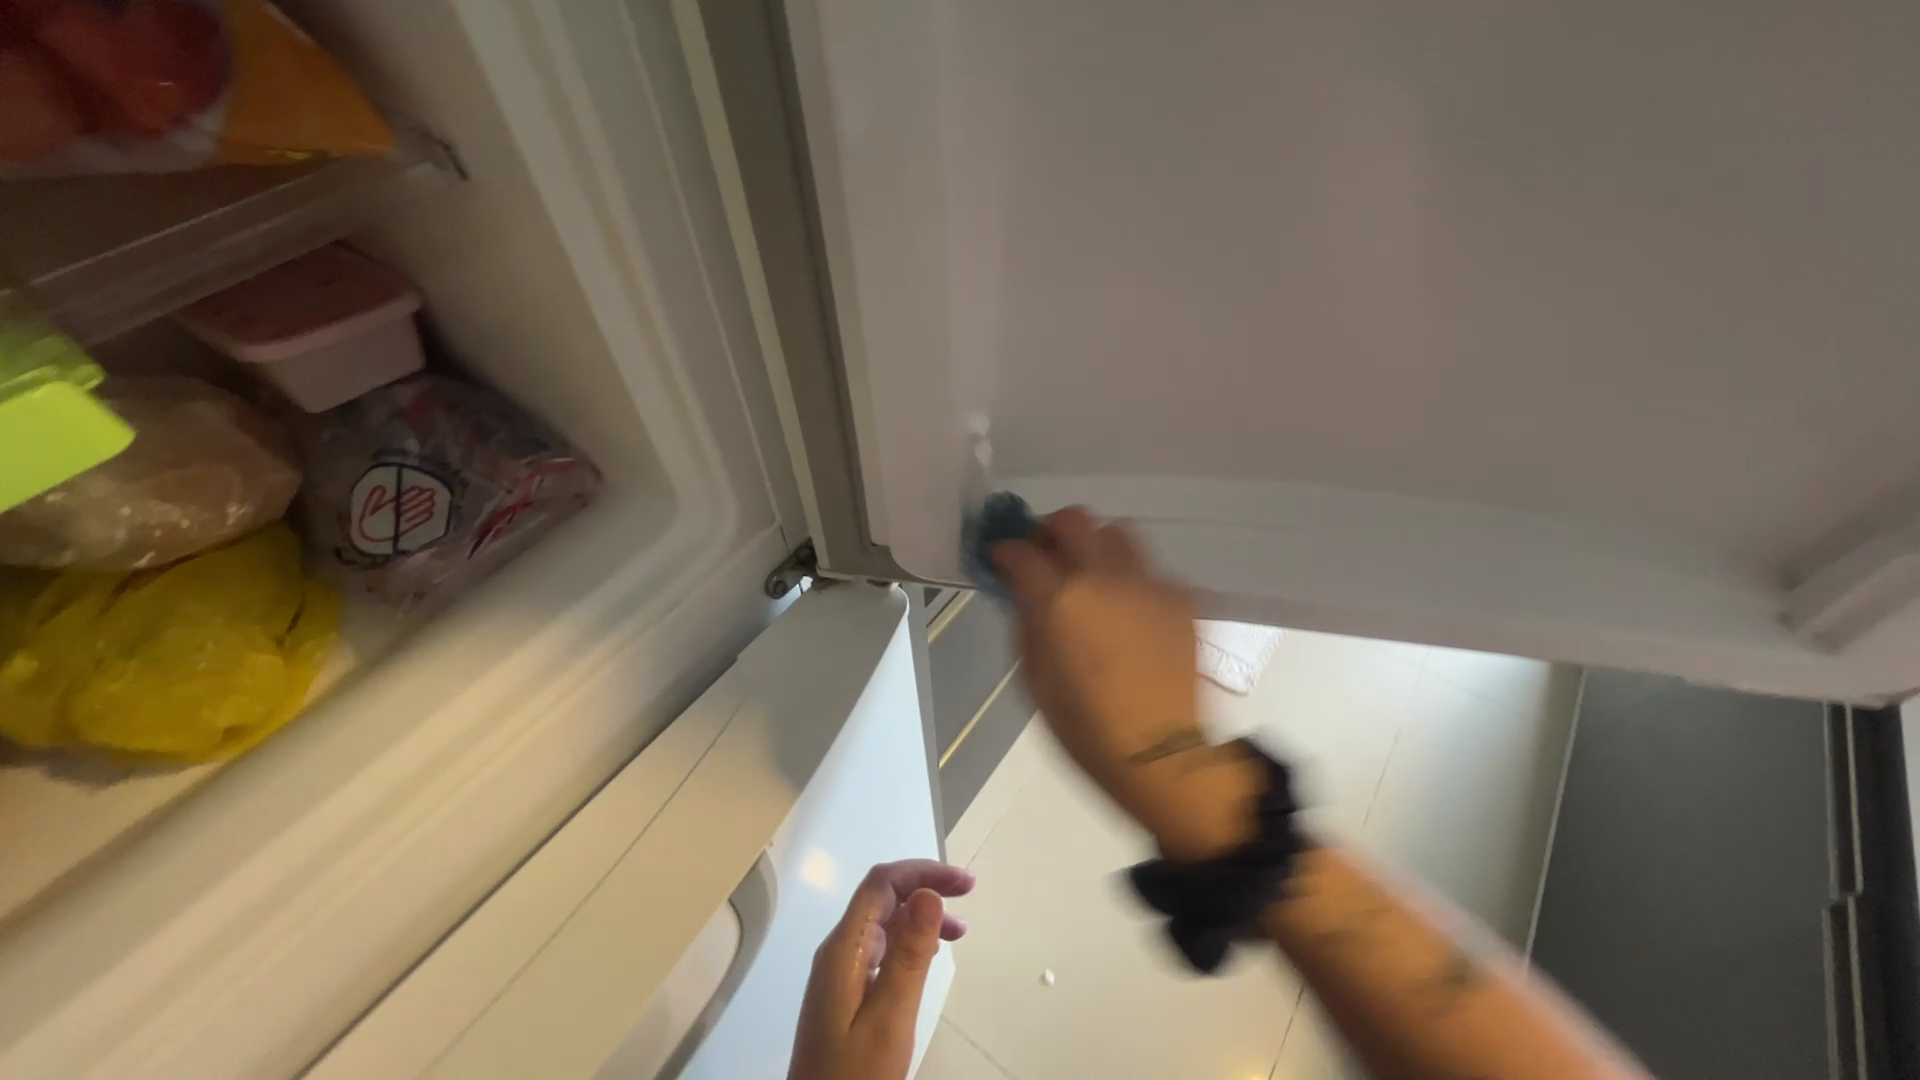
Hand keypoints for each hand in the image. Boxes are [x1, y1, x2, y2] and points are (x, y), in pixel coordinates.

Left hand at [788, 860, 974, 1079]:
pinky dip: (910, 940)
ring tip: (961, 930)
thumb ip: (910, 955)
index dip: (923, 872)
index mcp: (844, 948)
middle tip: (969, 893)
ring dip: (921, 914)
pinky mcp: (845, 993)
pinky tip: (931, 954)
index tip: (964, 884)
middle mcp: (838, 950)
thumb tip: (929, 893)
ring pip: (883, 921)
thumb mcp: (890, 1017)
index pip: (881, 883)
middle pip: (882, 896)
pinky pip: (880, 947)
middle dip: (925, 885)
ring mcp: (839, 972)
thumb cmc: (856, 1076)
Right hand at [995, 508, 1260, 859]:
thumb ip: (1026, 620)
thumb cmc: (1083, 726)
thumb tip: (1024, 591)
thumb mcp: (1033, 678)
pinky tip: (1127, 611)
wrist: (1160, 753)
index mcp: (1060, 600)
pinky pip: (1149, 570)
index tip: (1001, 558)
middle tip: (1045, 555)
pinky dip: (1131, 580)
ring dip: (1095, 546)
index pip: (1021, 552)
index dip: (1005, 551)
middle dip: (1051, 532)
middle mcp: (1105, 578)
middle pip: (1073, 520)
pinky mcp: (1181, 597)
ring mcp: (1149, 583)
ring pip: (1117, 533)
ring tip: (1091, 577)